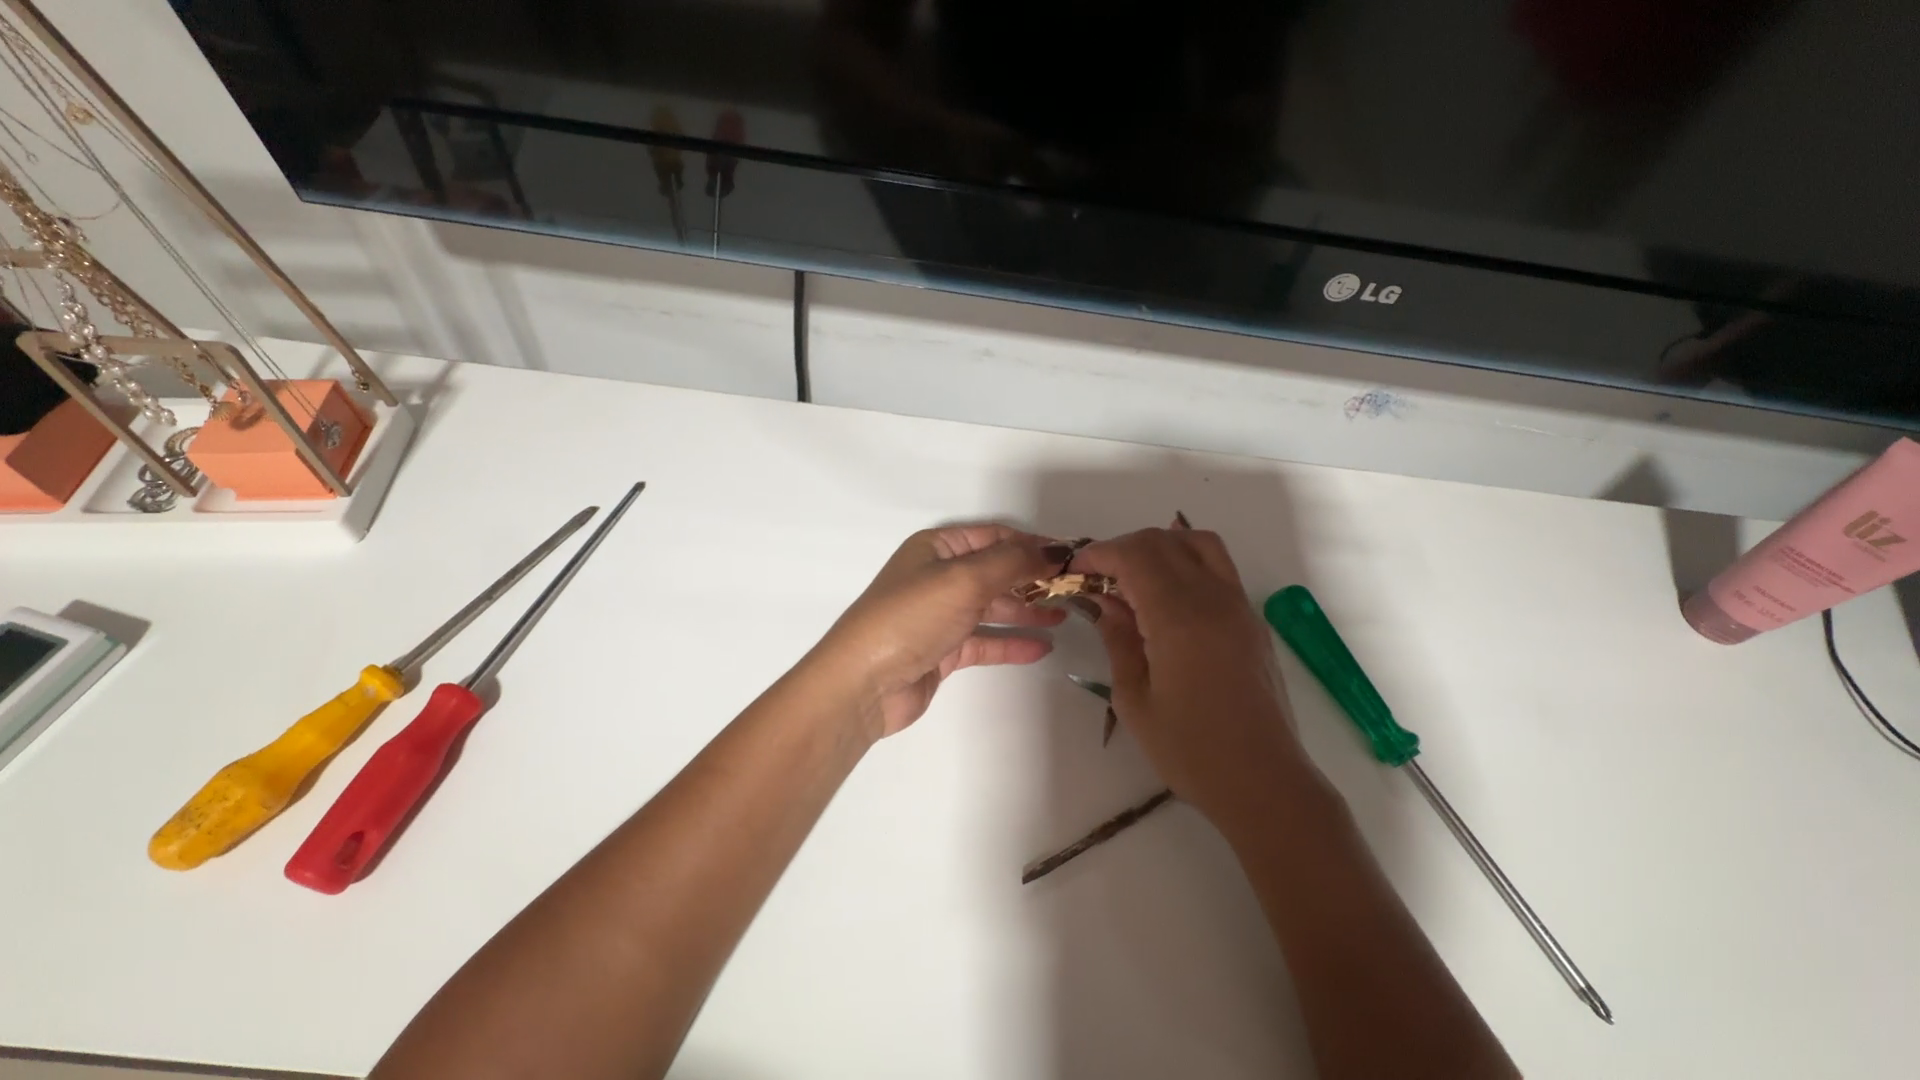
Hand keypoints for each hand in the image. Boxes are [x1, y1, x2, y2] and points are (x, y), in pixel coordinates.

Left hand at [807, 525, 1071, 739]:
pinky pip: (985, 640)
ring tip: (1066, 615)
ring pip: (993, 606)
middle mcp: (938, 577)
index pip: (994, 537)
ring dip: (1028, 610)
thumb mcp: (965, 579)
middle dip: (1034, 578)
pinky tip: (1042, 647)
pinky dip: (1012, 642)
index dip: (1032, 544)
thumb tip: (1055, 551)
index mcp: (937, 547)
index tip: (1072, 557)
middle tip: (1076, 589)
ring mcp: (940, 615)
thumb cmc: (912, 617)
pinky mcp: (942, 651)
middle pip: (996, 571)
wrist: (864, 683)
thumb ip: (1013, 563)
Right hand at [1072, 520, 1316, 823]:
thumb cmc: (1191, 750)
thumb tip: (1106, 602)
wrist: (1264, 781)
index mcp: (1180, 618)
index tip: (1074, 571)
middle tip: (1096, 578)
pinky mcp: (1252, 621)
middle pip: (1164, 542)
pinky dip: (1186, 562)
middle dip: (1124, 548)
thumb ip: (1119, 640)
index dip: (1100, 554)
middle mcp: (1214, 599)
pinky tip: (1166, 597)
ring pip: (1199, 544)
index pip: (1135, 556)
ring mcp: (1240, 606)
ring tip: (1134, 578)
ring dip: (1160, 547)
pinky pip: (1218, 568)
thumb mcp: (1135, 699)